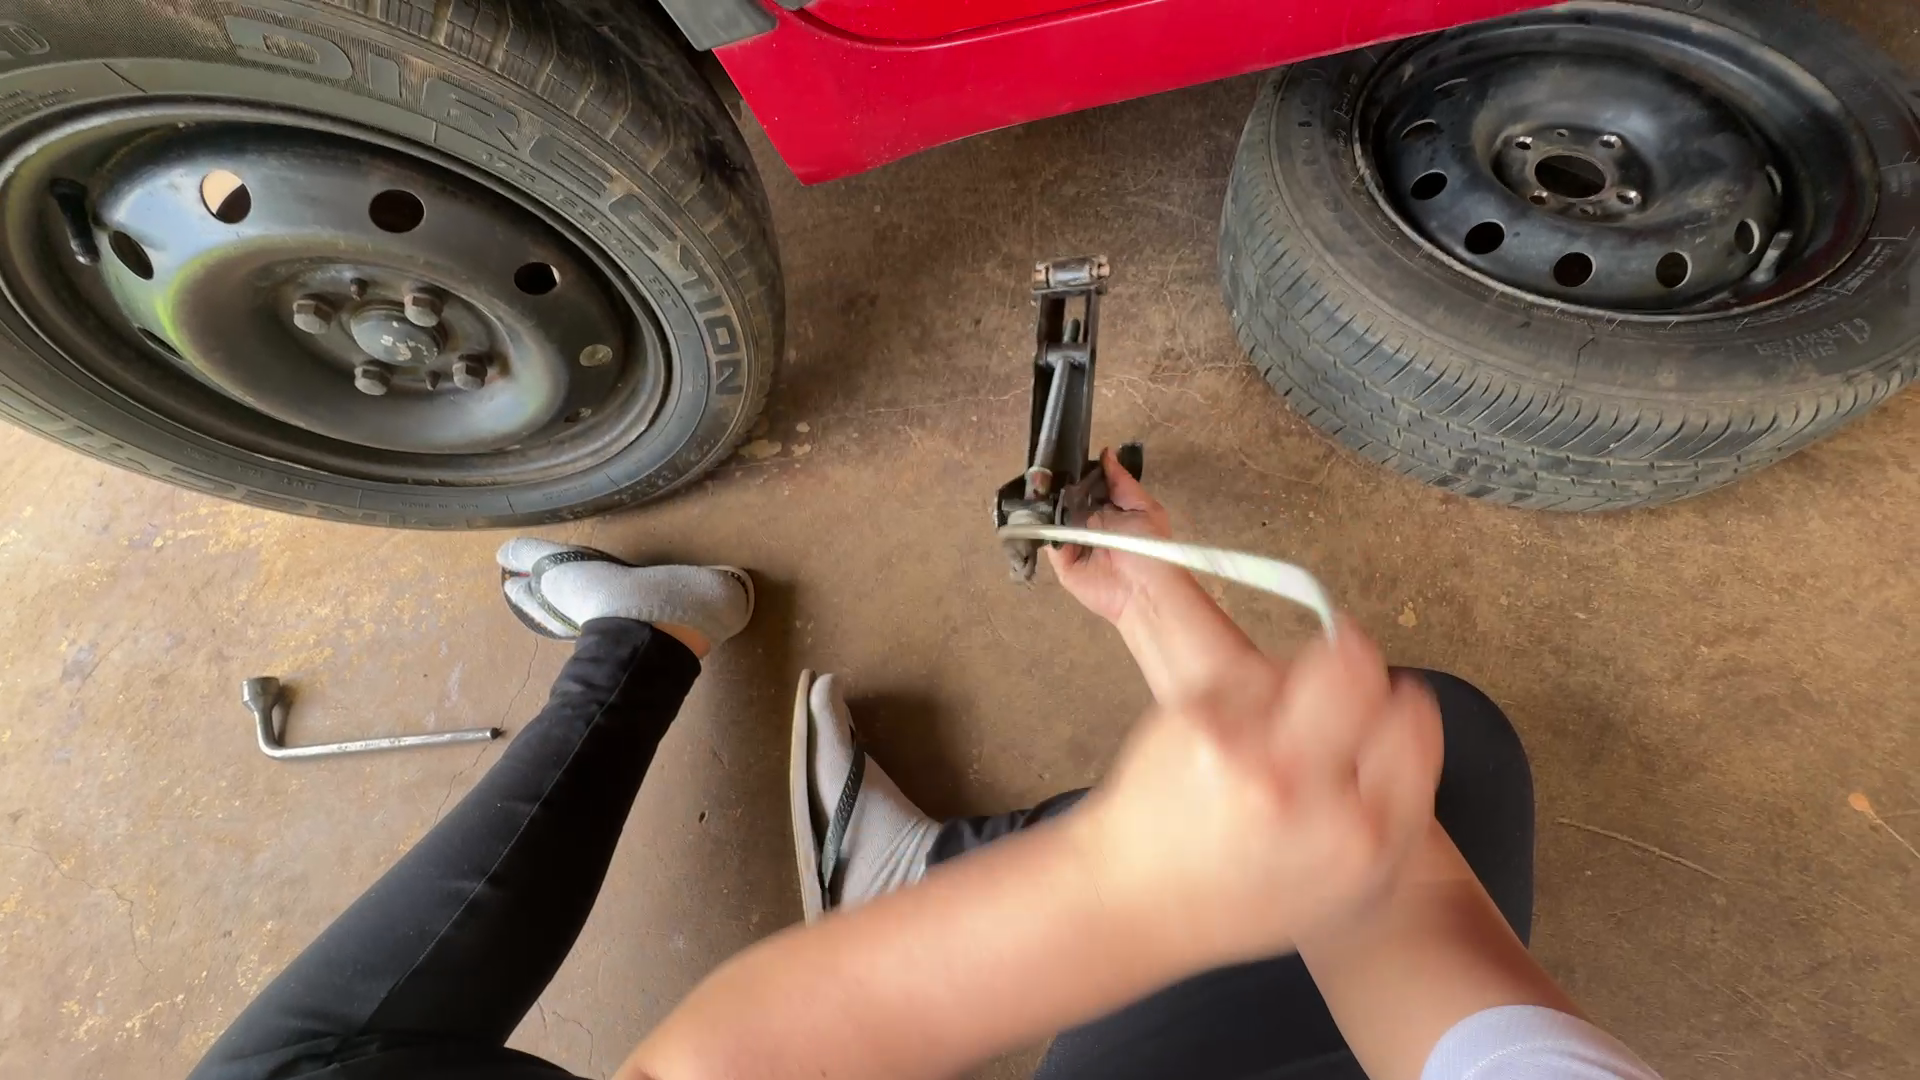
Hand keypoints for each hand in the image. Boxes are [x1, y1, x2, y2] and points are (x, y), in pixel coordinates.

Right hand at [1046, 448, 1186, 623]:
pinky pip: (1047, 540)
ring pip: (1052, 519)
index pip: (1086, 487)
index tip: (1059, 456)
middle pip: (1065, 501)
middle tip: (1039, 469)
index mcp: (1109, 510)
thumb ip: (1121, 481)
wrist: (1143, 589)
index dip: (1075, 474)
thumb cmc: (1148, 547)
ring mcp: (1072, 543)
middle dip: (1054, 487)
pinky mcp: (1061, 561)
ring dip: (1043, 504)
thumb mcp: (1142, 506)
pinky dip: (1040, 527)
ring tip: (1032, 487)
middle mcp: (1088, 525)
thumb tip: (1106, 452)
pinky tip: (1033, 510)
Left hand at [1066, 621, 1443, 970]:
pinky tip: (1226, 730)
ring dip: (1290, 682)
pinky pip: (1240, 670)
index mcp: (1359, 836)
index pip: (1412, 723)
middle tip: (1336, 682)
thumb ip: (1390, 809)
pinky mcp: (1194, 711)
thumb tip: (1406, 720)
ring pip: (1293, 661)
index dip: (1399, 708)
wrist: (1133, 893)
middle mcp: (1303, 782)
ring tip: (1263, 728)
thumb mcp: (1345, 887)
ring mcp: (1242, 740)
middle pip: (1356, 666)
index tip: (1382, 708)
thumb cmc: (1235, 898)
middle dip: (1353, 665)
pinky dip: (1241, 688)